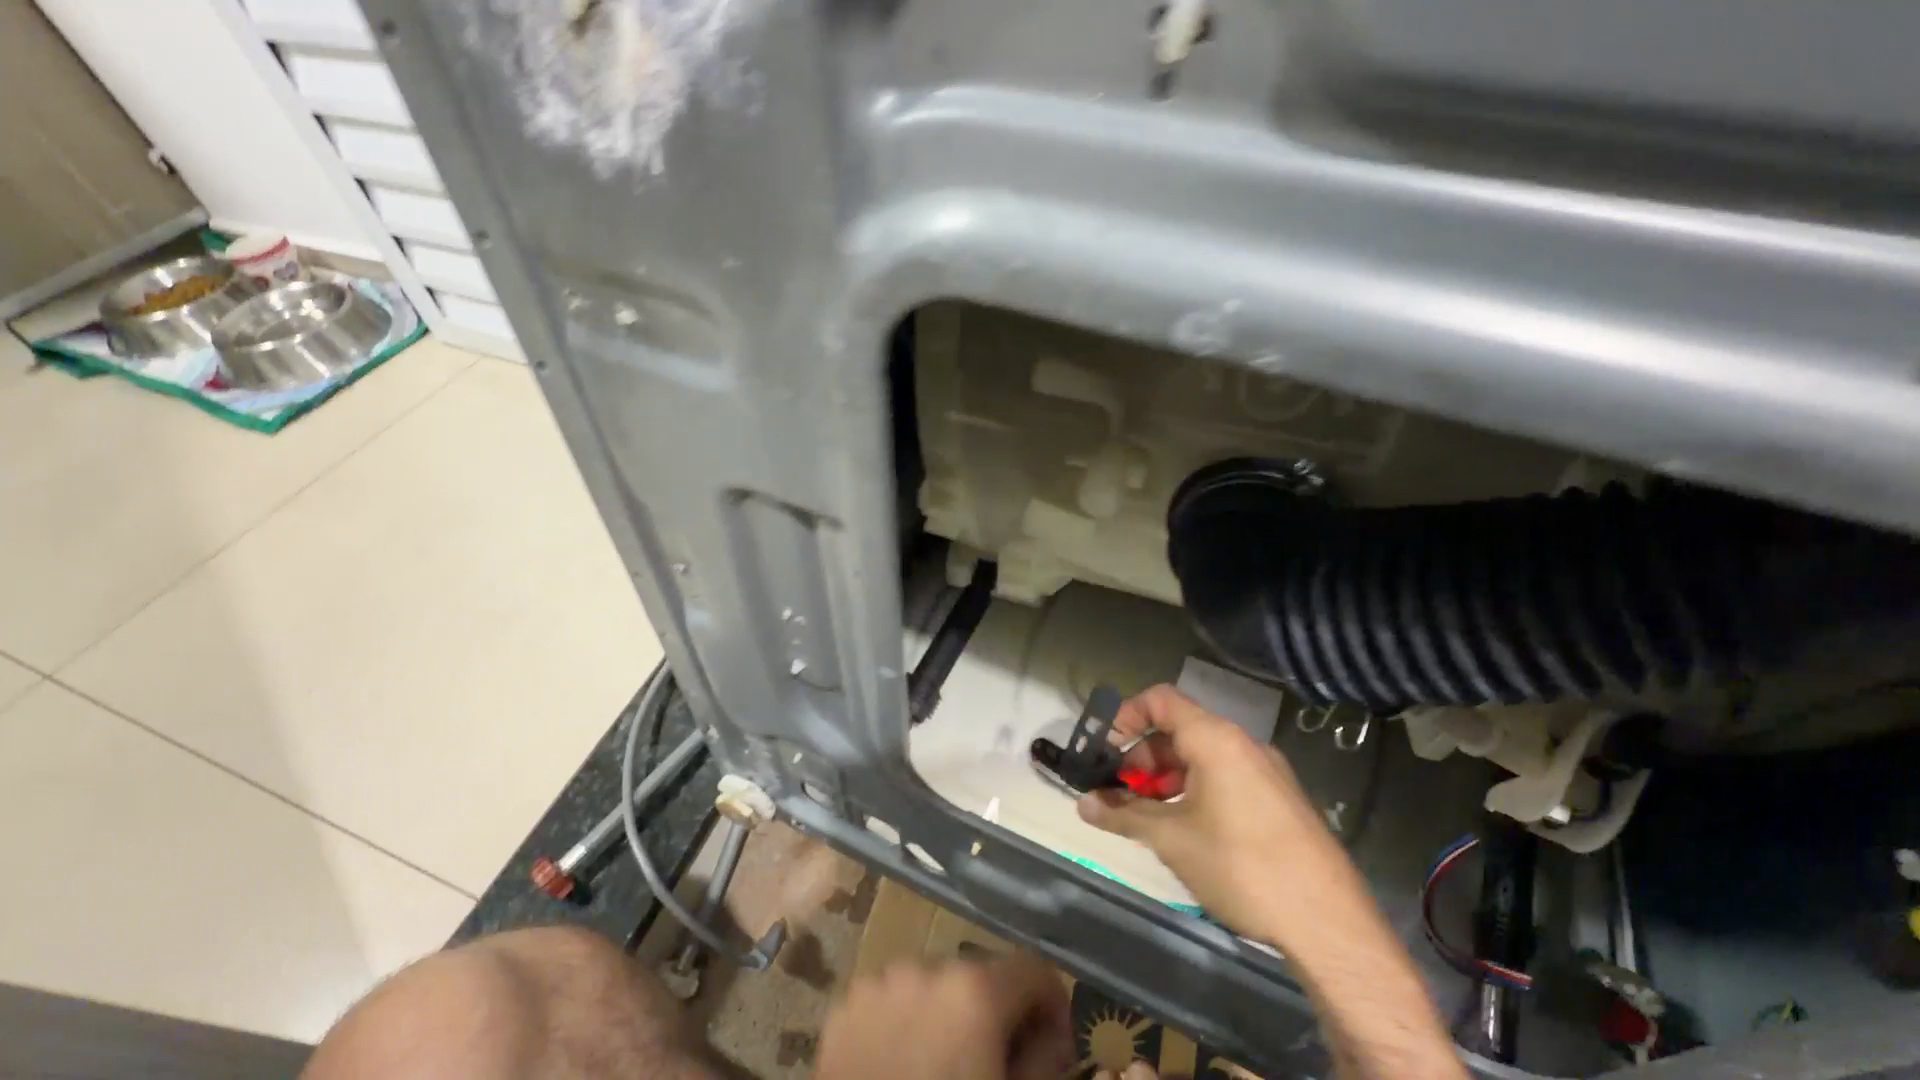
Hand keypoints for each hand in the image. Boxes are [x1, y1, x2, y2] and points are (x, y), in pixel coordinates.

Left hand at [815, 952, 1072, 1079]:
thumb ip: (1046, 1060)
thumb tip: (1047, 1038)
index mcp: (975, 989)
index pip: (1036, 971)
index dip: (1053, 1010)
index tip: (1052, 1050)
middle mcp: (926, 968)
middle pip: (983, 978)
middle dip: (998, 1015)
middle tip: (995, 1065)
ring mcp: (880, 983)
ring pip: (935, 986)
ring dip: (950, 1016)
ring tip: (943, 1068)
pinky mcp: (846, 1005)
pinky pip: (893, 1000)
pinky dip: (907, 1023)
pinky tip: (904, 1067)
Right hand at [1076, 685, 1361, 946]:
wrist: (1326, 919)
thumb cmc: (1240, 867)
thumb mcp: (1171, 840)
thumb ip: (1124, 815)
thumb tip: (1083, 803)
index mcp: (1217, 740)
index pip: (1161, 700)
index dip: (1126, 717)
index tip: (1103, 751)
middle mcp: (1244, 745)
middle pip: (1180, 730)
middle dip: (1142, 758)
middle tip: (1119, 795)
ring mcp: (1267, 772)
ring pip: (1204, 757)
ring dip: (1167, 779)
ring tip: (1147, 818)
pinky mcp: (1280, 800)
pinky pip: (1227, 778)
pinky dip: (1196, 791)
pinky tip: (1186, 832)